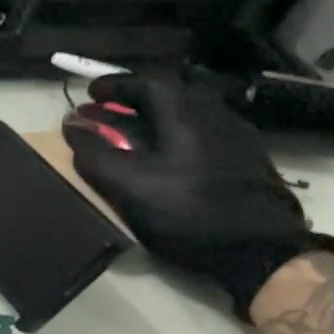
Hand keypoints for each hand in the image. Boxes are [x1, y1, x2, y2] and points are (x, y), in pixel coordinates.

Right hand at [62, 73, 333, 318]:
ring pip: (185, 117)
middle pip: (168, 97)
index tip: (91, 92)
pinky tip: (162, 158)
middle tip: (101, 113)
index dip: (115, 85)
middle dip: (130, 103)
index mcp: (186, 117)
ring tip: (125, 135)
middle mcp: (214, 118)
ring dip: (150, 120)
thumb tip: (73, 127)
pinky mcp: (244, 162)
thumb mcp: (128, 186)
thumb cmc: (187, 212)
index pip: (147, 84)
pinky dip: (170, 137)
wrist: (260, 249)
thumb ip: (95, 154)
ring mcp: (234, 139)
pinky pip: (199, 135)